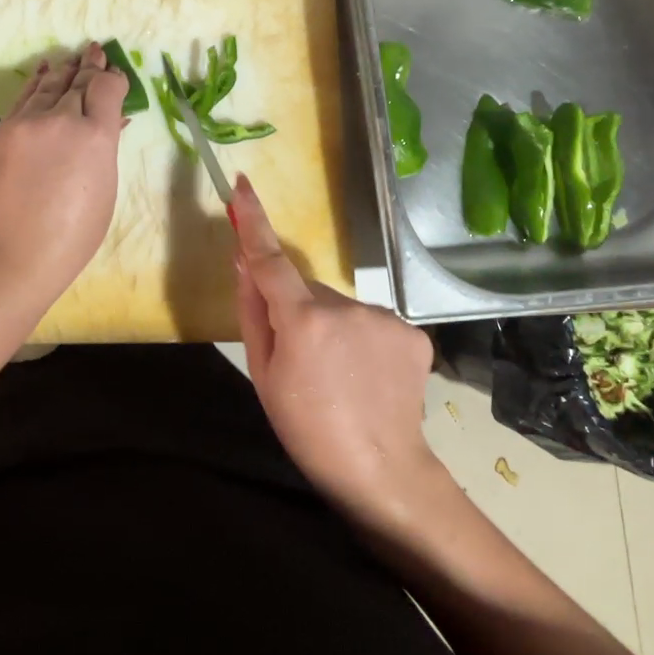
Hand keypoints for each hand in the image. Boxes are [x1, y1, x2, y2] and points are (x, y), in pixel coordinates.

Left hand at [0, 43, 128, 303]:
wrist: (18, 252)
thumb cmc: (74, 232)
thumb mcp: (105, 187)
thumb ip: (107, 146)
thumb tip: (113, 121)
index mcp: (95, 135)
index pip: (106, 88)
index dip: (112, 79)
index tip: (115, 77)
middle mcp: (61, 119)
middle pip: (78, 82)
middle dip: (90, 66)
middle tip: (96, 51)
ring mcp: (27, 123)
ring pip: (49, 85)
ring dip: (64, 71)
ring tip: (74, 58)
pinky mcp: (2, 131)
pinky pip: (24, 98)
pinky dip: (37, 83)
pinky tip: (45, 71)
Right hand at [230, 174, 440, 523]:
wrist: (379, 469)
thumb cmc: (305, 428)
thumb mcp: (263, 373)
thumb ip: (253, 311)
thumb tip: (243, 262)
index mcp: (303, 319)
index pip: (270, 258)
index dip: (253, 220)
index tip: (242, 185)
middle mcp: (346, 307)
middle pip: (307, 292)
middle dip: (298, 311)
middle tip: (300, 358)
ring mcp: (385, 318)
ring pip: (341, 308)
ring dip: (332, 328)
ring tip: (338, 375)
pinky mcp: (412, 332)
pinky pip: (372, 323)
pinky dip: (362, 340)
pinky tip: (367, 376)